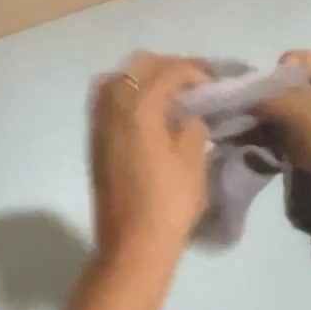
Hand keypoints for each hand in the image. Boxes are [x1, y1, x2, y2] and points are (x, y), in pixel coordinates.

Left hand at [89, 52, 209, 263]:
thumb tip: (188, 113)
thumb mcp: (192, 159)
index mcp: (138, 106)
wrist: (132, 243)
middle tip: (195, 84)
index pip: (168, 71)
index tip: (214, 82)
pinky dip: (130, 95)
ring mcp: (99, 122)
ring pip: (119, 79)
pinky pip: (109, 100)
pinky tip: (151, 113)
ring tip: (172, 96)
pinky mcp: (95, 140)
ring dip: (146, 78)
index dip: (194, 71)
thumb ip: (192, 125)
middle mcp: (112, 105)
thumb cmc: (169, 201)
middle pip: (139, 66)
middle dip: (168, 67)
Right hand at [257, 50, 310, 225]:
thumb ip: (262, 98)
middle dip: (266, 102)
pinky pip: (298, 136)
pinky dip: (280, 142)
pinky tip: (262, 150)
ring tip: (247, 137)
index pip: (295, 60)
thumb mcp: (292, 108)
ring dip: (270, 125)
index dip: (270, 75)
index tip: (254, 97)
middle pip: (292, 88)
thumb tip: (242, 101)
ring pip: (292, 115)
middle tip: (245, 119)